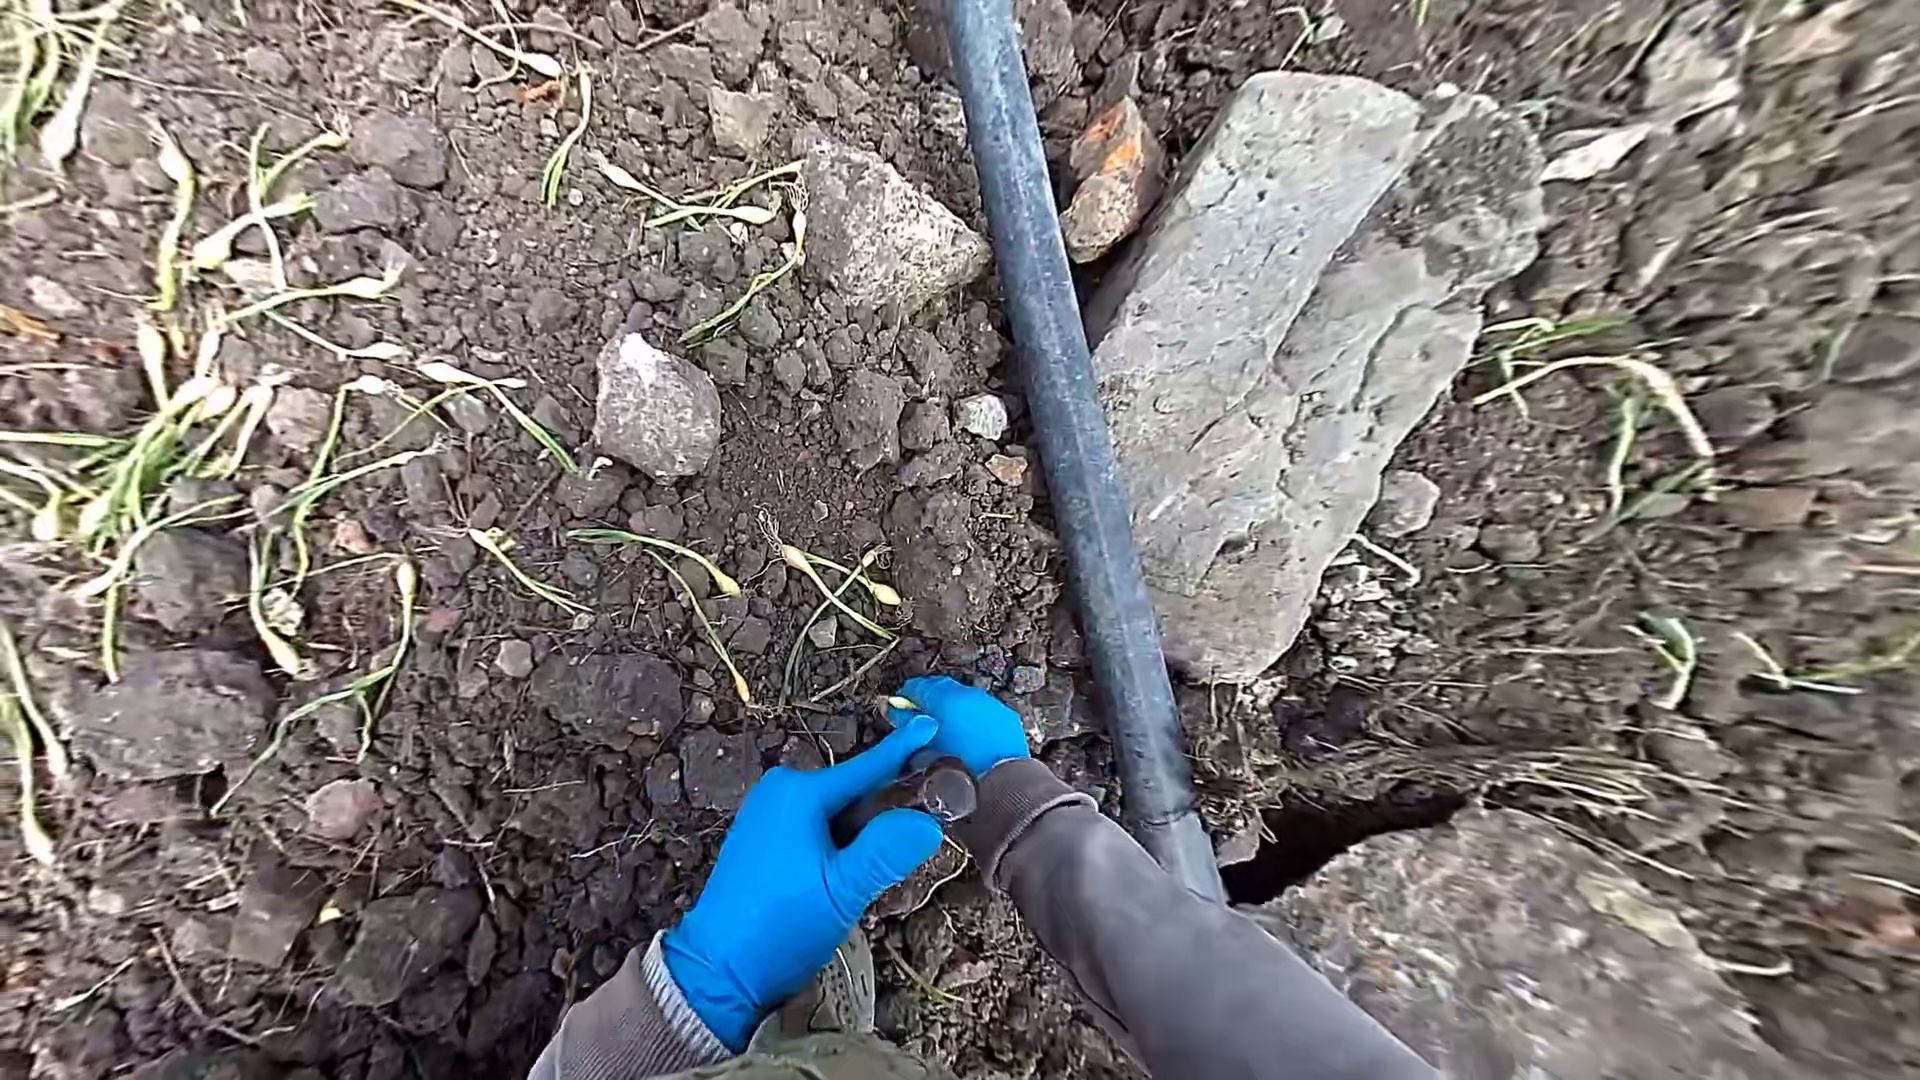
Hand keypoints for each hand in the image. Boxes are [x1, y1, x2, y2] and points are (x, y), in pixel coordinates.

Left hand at [663, 716, 944, 1049]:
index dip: (902, 747)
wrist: (714, 977)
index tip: (930, 723)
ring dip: (862, 828)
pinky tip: (851, 864)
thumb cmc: (780, 927)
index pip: (865, 767)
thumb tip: (929, 822)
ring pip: (836, 809)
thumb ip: (885, 851)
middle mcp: (781, 789)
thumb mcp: (841, 891)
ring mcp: (768, 810)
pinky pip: (816, 822)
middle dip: (884, 806)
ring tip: (884, 859)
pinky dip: (840, 837)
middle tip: (919, 824)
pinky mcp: (763, 834)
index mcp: (799, 792)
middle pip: (852, 789)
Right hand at [886, 675, 1030, 776]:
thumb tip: (892, 709)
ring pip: (963, 699)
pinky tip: (964, 739)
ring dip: (951, 711)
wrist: (999, 790)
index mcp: (948, 699)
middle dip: (929, 701)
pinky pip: (982, 711)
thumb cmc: (958, 773)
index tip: (900, 707)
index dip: (906, 697)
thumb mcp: (921, 749)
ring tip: (941, 733)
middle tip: (918, 719)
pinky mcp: (1006, 719)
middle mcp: (971, 697)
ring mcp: (991, 706)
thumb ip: (904, 723)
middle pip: (942, 689)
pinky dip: (970, 720)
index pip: (920, 686)